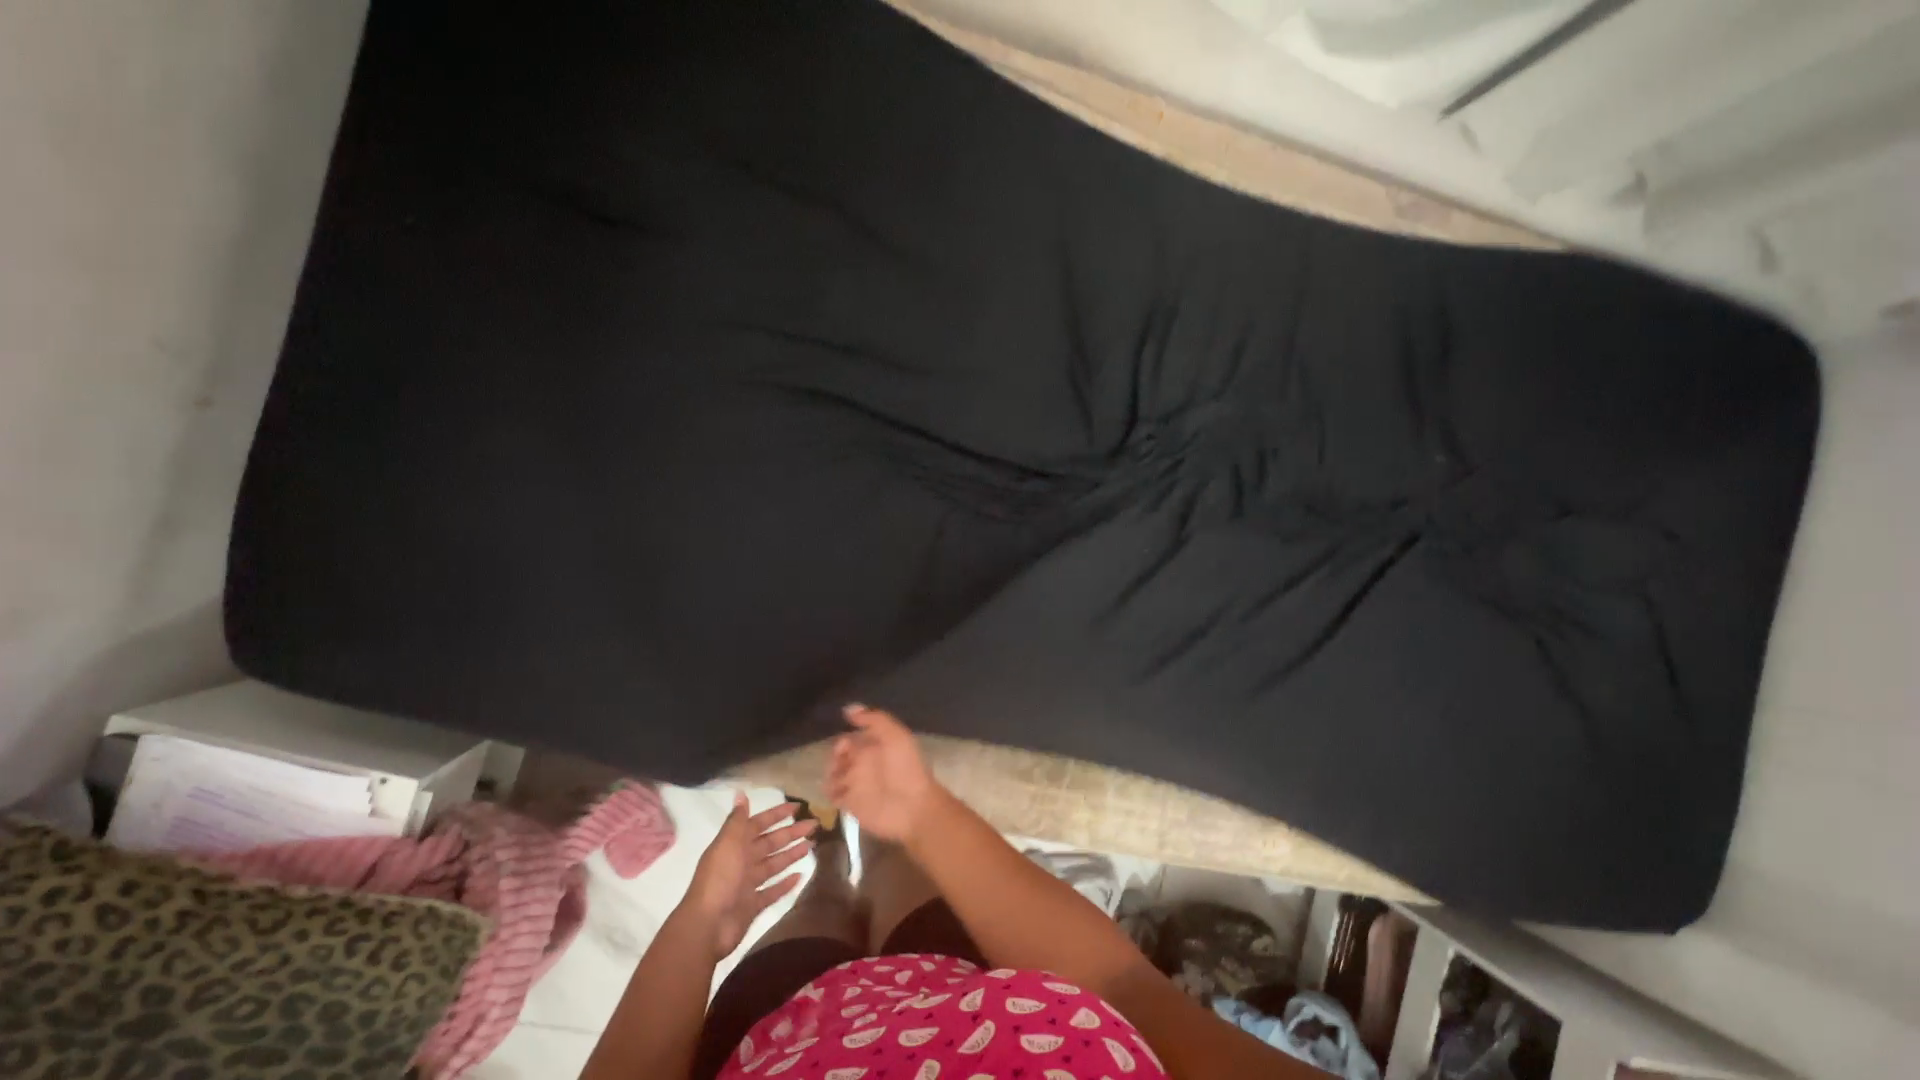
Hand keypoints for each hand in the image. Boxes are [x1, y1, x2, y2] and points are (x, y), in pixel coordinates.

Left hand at [681, 794, 815, 959]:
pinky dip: (785, 884)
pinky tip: (800, 876)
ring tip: (812, 845)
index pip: (759, 824)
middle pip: (770, 843)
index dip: (777, 814)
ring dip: (791, 854)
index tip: (798, 806)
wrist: (707, 925)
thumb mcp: (728, 844)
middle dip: (791, 833)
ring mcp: (747, 885)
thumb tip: (741, 792)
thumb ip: (737, 820)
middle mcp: (741, 862)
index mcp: (734, 845)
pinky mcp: (753, 905)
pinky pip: (773, 891)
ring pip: (773, 865)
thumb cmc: (719, 880)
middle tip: (815, 825)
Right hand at [826, 705, 945, 842]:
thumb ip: (874, 720)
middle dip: (833, 759)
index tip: (843, 749)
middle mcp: (863, 764)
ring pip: (833, 775)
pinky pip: (833, 796)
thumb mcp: (896, 736)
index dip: (842, 742)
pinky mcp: (852, 804)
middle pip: (838, 758)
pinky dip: (830, 793)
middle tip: (838, 767)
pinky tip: (836, 793)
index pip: (849, 740)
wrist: (913, 807)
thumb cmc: (905, 769)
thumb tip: (849, 709)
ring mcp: (856, 784)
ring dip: (829, 775)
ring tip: (837, 781)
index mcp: (873, 747)